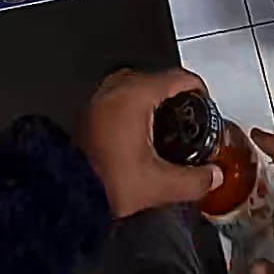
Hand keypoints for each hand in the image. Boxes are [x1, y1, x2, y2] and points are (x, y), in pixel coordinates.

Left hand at [82, 68, 221, 218]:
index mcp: (137, 95)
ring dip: (152, 101)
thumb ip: (193, 181)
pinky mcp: (88, 110)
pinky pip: (119, 96)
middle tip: (186, 117)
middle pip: (158, 79)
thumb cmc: (102, 183)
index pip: (178, 77)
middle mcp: (117, 88)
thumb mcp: (157, 185)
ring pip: (136, 87)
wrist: (60, 197)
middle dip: (175, 96)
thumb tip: (213, 177)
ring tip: (163, 126)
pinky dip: (133, 107)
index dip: (197, 88)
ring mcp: (100, 97)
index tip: (203, 101)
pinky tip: (138, 132)